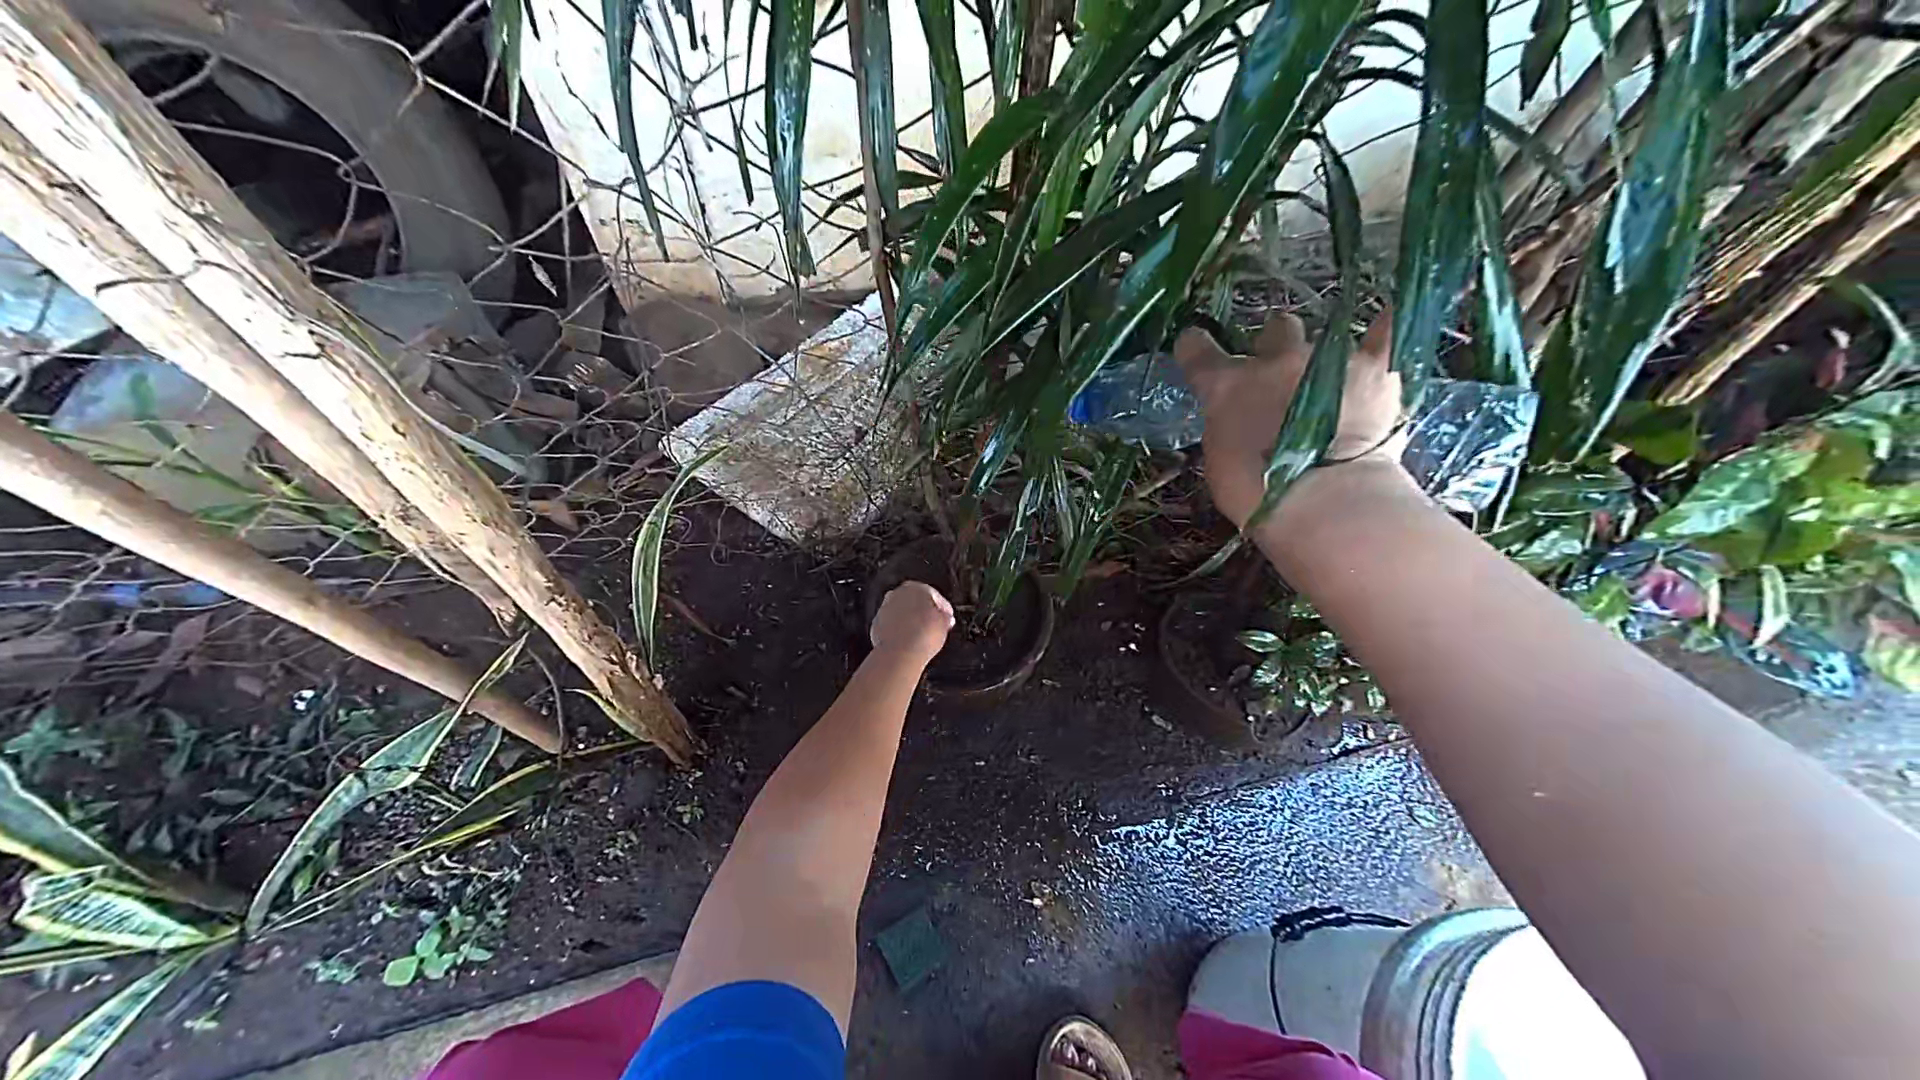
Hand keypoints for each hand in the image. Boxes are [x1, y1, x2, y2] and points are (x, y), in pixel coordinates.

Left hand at [870, 582, 953, 663]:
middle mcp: (898, 594)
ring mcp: (885, 609)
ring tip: (921, 635)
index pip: (933, 594)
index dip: (942, 607)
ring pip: (901, 612)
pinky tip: (908, 641)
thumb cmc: (923, 635)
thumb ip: (945, 617)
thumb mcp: (944, 623)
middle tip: (934, 625)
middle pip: (914, 601)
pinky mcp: (877, 624)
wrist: (901, 653)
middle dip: (923, 612)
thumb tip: (945, 619)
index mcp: (916, 588)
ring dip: (910, 621)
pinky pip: (891, 625)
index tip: (946, 617)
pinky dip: (899, 631)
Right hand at [1173, 311, 1404, 528]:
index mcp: (1227, 387)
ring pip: (1323, 336)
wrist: (1319, 501)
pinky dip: (1386, 326)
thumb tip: (1242, 420)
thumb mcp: (1220, 460)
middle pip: (1275, 331)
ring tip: (1331, 377)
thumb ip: (1229, 427)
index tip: (1194, 344)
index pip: (1199, 352)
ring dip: (1322, 353)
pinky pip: (1386, 334)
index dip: (1195, 347)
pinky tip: (1390, 315)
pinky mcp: (1374, 370)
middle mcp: (1274, 362)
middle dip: (1275, 345)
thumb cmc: (1256, 493)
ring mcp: (1326, 359)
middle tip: (1280, 374)